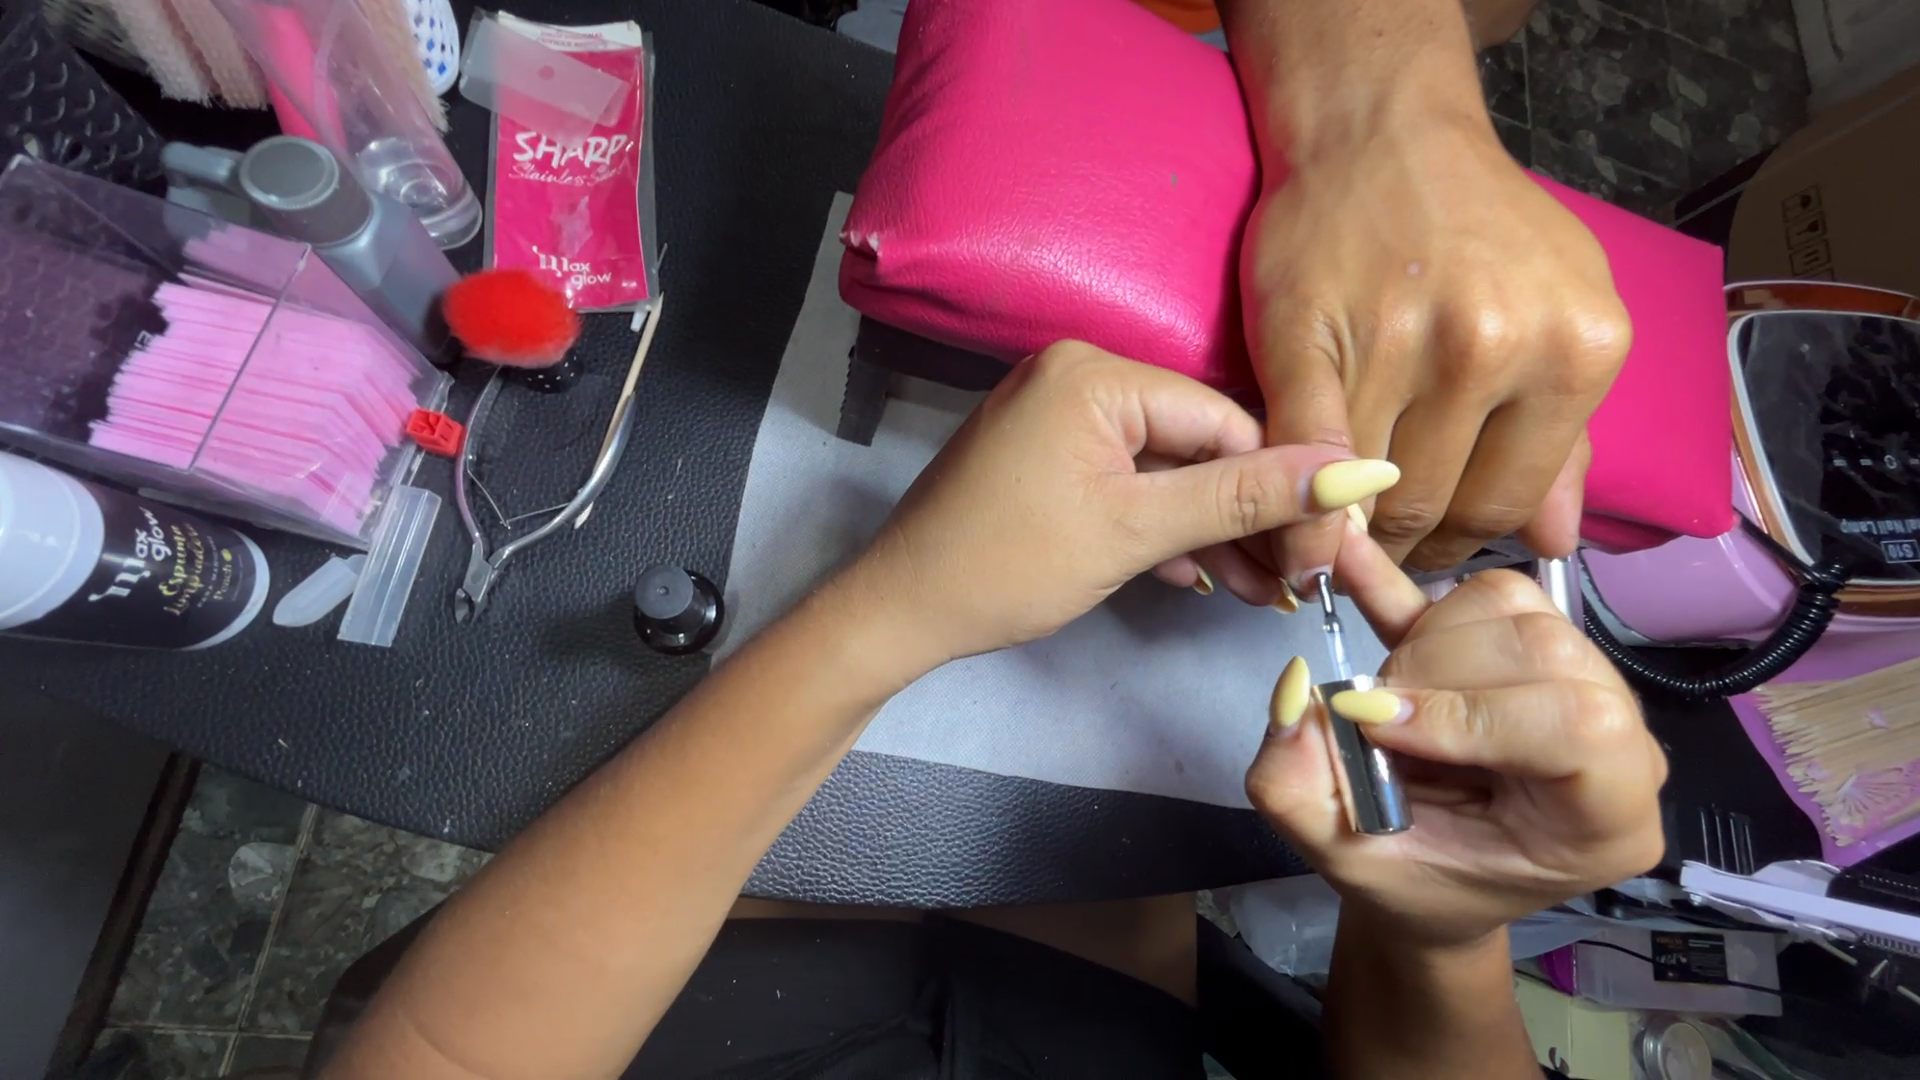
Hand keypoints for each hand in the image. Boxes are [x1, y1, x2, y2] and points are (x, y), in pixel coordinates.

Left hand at [841, 341, 1394, 668]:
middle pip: (1193, 444)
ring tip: (1264, 589)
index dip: (1280, 482)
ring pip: (1160, 473)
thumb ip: (1241, 499)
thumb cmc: (1010, 565)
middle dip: (1245, 514)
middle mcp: (1076, 379)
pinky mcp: (1048, 460)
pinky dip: (1158, 529)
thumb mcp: (1133, 531)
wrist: (904, 610)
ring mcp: (1058, 421)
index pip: (1221, 417)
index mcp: (1094, 373)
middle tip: (1297, 576)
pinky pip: (1121, 485)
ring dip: (1208, 531)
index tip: (1325, 542)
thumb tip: (1355, 471)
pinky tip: (1205, 575)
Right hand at [1243, 112, 1630, 579]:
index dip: (1452, 548)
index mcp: (1575, 350)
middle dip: (1394, 547)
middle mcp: (1494, 349)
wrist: (1375, 141)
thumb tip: (1550, 543)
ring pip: (1365, 493)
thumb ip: (1559, 436)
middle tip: (1369, 552)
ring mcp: (1396, 348)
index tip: (1418, 554)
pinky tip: (1293, 538)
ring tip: (1333, 536)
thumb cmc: (1467, 229)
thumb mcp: (1554, 313)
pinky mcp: (1305, 347)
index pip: (1503, 503)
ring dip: (1344, 533)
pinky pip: (1305, 455)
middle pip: (1429, 506)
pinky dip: (1297, 512)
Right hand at [1246, 518, 1666, 947]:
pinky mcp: (1521, 647)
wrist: (1437, 872)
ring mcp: (1578, 683)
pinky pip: (1479, 591)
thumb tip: (1299, 685)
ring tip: (1388, 688)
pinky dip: (1406, 580)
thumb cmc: (1407, 880)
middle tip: (1372, 714)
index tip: (1372, 723)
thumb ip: (1297, 786)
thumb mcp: (1338, 856)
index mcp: (1600, 820)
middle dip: (1429, 672)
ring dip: (1423, 639)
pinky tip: (1350, 558)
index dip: (1465, 712)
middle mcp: (1617, 744)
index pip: (1580, 728)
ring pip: (1510, 608)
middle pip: (1541, 649)